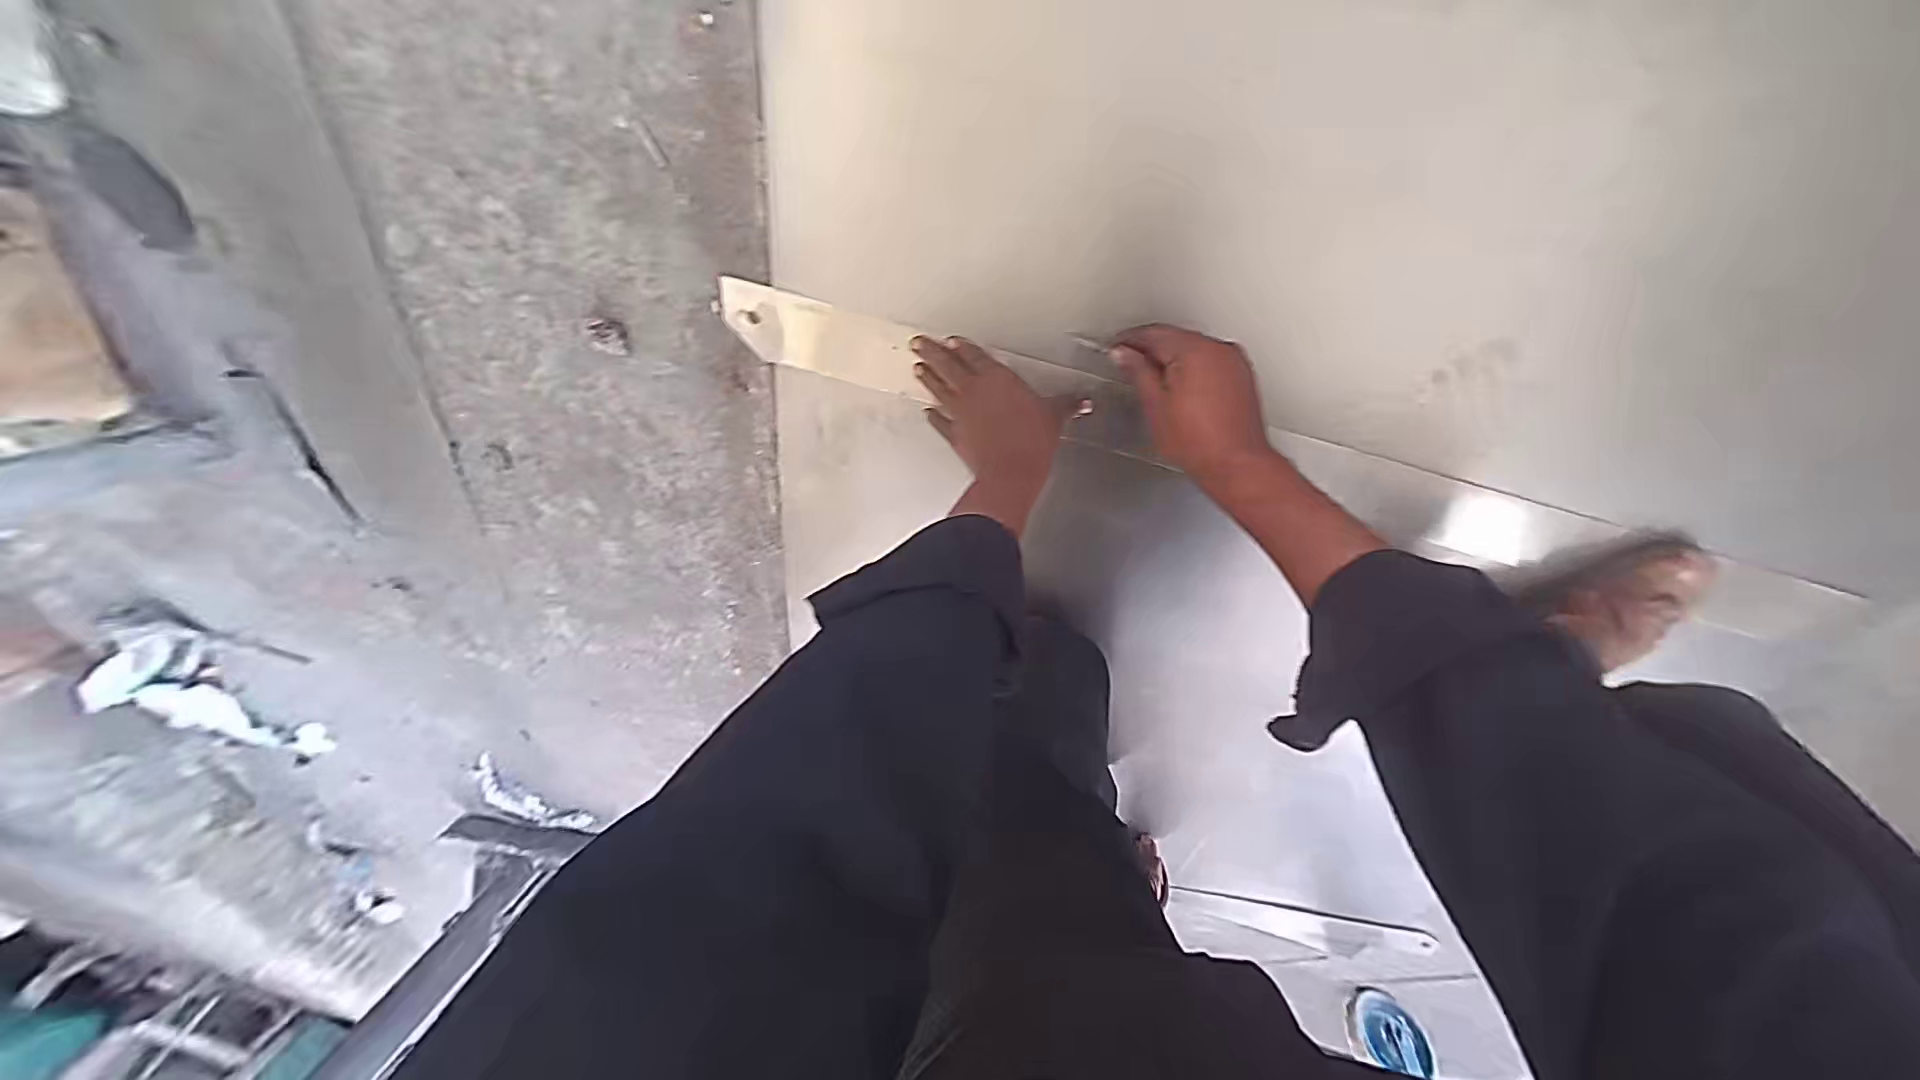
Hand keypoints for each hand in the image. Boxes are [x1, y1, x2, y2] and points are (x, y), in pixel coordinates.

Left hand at [912, 335, 1088, 536]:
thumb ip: (1066, 404)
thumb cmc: (1031, 443)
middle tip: (918, 343)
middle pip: (947, 365)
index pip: (975, 355)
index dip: (962, 346)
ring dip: (927, 377)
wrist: (1010, 474)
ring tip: (918, 367)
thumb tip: (1081, 401)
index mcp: (997, 379)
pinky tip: (927, 412)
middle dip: (931, 351)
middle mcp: (973, 391)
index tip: (952, 340)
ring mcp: (960, 413)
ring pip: (938, 389)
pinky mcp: (954, 435)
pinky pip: (939, 422)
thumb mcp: (1055, 417)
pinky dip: (933, 416)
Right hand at [1109, 325, 1273, 486]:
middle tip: (1129, 364)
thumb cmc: (1199, 443)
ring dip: (1172, 358)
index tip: (1117, 348)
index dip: (1129, 340)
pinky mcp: (1241, 374)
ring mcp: (1233, 361)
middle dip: (1150, 349)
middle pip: (1175, 338)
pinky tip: (1180, 389)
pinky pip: (1210, 360)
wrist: (1235, 464)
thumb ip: (1138, 372)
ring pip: (1193, 348)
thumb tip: (1124, 354)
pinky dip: (1192, 368)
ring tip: (1153, 381)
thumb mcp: (1154, 405)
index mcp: (1193, 350)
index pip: (1153, 333)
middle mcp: (1217, 349)